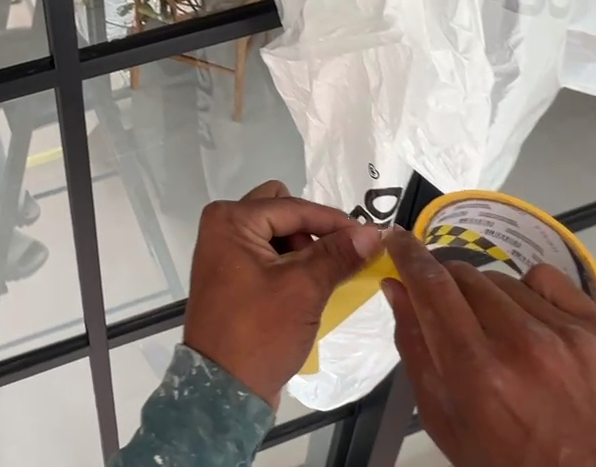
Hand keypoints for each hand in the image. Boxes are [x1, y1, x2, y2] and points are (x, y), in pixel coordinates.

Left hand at [183, 180, 383, 404]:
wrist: (224, 387)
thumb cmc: (260, 331)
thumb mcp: (304, 289)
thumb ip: (337, 255)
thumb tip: (373, 233)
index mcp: (231, 219)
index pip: (292, 207)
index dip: (334, 221)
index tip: (371, 236)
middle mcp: (222, 225)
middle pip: (280, 210)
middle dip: (312, 230)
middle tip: (338, 258)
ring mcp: (223, 249)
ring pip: (275, 231)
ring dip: (303, 247)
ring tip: (324, 276)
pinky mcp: (230, 272)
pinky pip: (266, 252)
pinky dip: (290, 262)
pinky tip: (311, 284)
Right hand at [380, 228, 595, 466]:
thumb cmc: (505, 461)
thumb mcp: (442, 417)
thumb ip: (414, 345)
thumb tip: (396, 285)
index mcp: (477, 370)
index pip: (431, 284)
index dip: (408, 253)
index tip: (396, 238)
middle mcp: (523, 345)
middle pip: (464, 275)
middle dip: (449, 287)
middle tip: (454, 315)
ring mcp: (569, 337)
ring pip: (503, 280)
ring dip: (490, 298)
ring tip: (502, 336)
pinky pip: (548, 280)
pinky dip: (531, 292)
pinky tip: (534, 323)